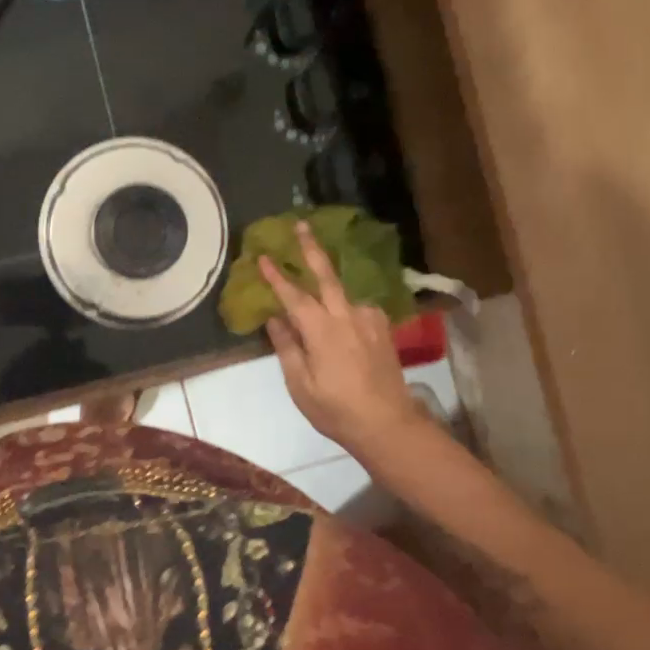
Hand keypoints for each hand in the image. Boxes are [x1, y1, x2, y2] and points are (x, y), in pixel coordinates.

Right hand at [260, 221, 424, 456]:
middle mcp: (346, 317)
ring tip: (317, 269)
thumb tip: (274, 318)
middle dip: (311, 249)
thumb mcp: (300, 384)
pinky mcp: (382, 330)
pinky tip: (342, 313)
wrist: (388, 425)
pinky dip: (346, 304)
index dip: (276, 276)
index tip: (261, 256)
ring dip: (329, 278)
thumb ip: (287, 347)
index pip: (293, 295)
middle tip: (301, 224)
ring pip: (344, 293)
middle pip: (326, 275)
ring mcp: (368, 322)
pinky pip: (359, 308)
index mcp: (321, 330)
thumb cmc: (336, 409)